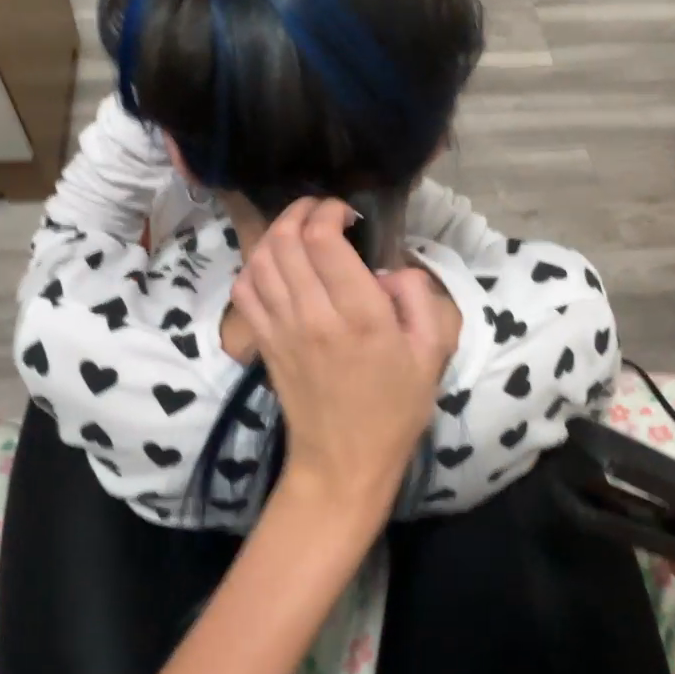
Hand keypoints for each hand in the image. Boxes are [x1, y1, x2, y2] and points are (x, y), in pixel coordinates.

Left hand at [230, 198, 449, 519]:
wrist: (344, 461)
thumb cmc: (395, 409)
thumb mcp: (430, 353)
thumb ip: (418, 298)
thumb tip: (390, 269)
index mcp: (360, 315)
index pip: (323, 240)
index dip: (329, 211)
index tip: (346, 213)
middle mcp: (313, 314)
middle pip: (286, 240)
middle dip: (301, 212)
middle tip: (321, 212)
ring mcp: (281, 327)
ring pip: (260, 259)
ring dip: (276, 233)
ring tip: (298, 229)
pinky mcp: (263, 341)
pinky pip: (244, 289)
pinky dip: (253, 265)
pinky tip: (275, 264)